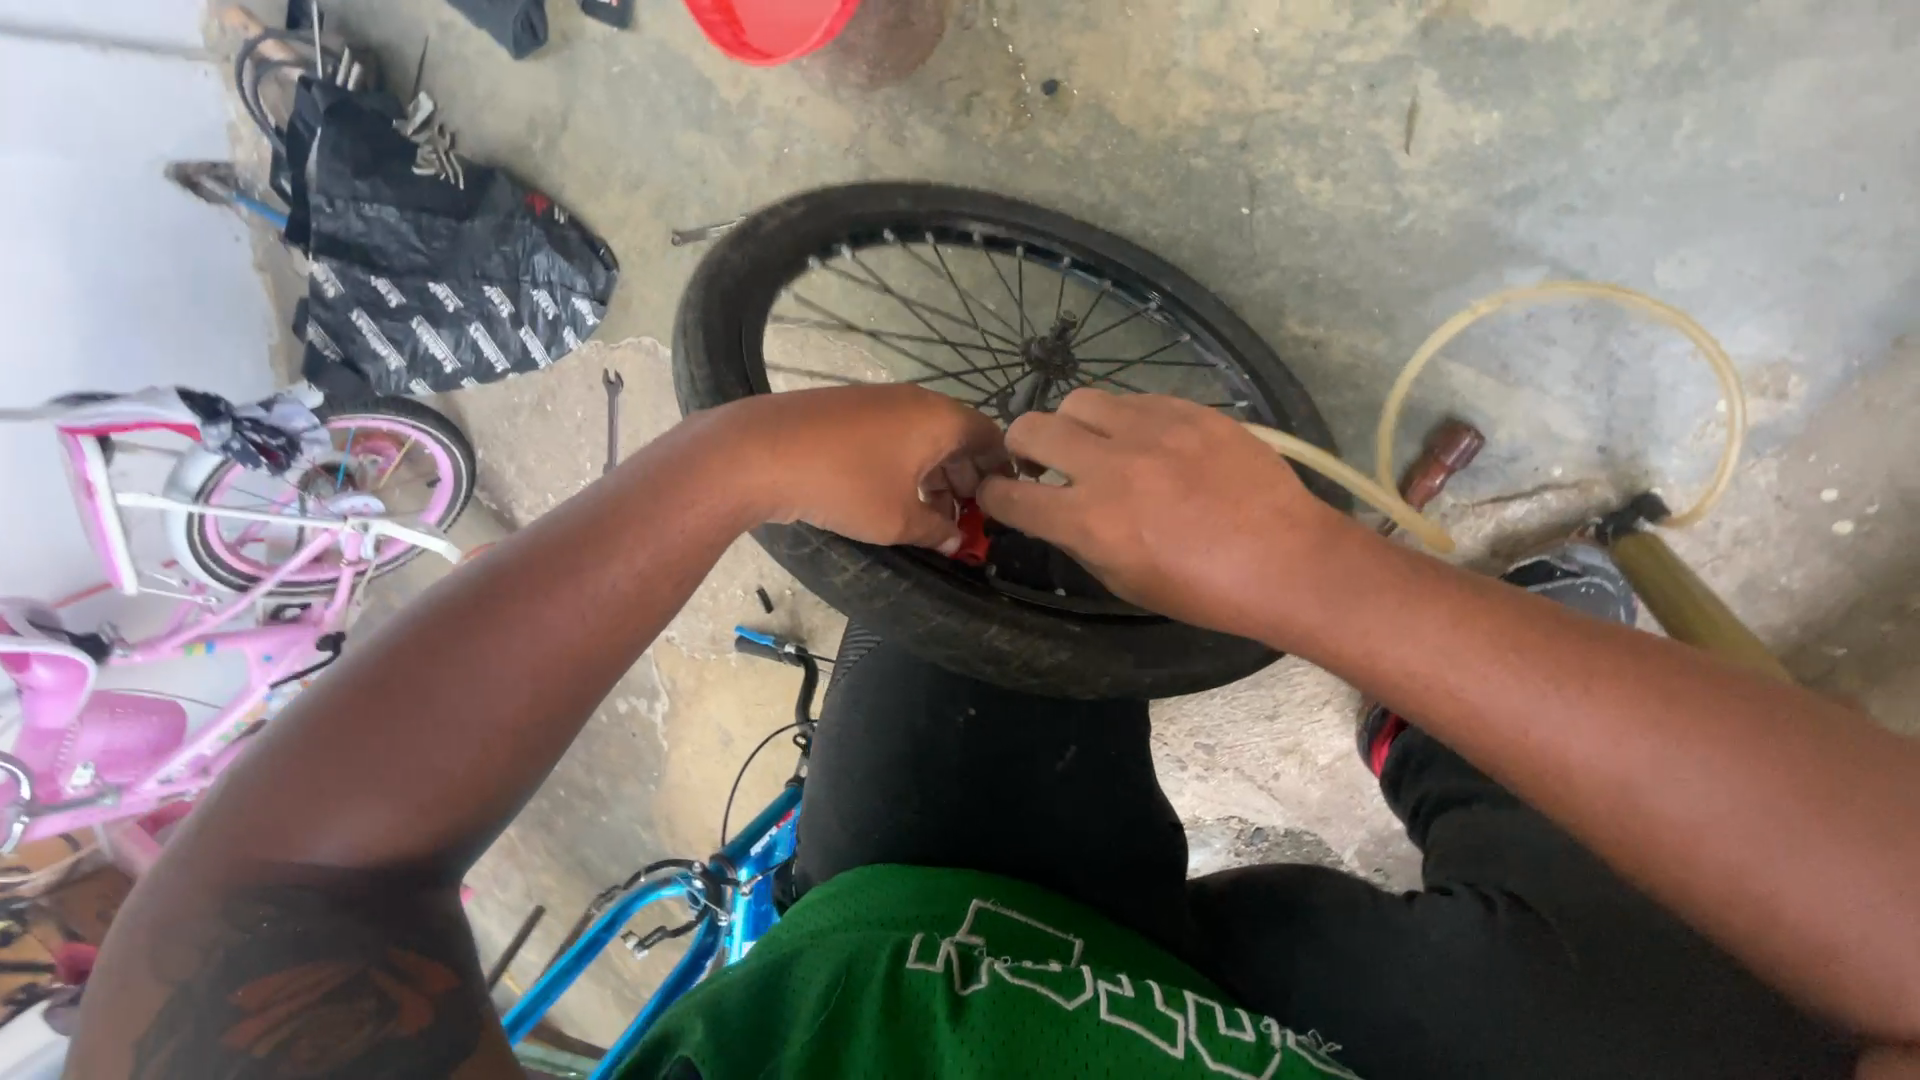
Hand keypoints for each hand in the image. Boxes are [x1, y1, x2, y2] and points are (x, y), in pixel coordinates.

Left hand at [716, 385, 1007, 553]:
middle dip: (966, 478)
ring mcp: (879, 401)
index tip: (1000, 503)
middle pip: (958, 437)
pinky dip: (904, 464)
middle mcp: (915, 401)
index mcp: (940, 419)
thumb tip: (955, 540)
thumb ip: (935, 530)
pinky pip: (894, 435)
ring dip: (934, 475)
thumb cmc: (845, 485)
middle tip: (965, 516)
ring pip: (923, 437)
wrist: (760, 453)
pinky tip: (891, 495)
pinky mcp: (847, 409)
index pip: (991, 437)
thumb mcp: (898, 520)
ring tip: (930, 514)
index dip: (1001, 471)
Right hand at [977, 389, 1355, 638]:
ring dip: (1072, 425)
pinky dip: (1122, 418)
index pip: (1011, 496)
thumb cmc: (1203, 590)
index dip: (993, 495)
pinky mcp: (1187, 410)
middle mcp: (1109, 466)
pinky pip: (1132, 398)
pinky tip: (1144, 440)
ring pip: (1078, 401)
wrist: (1286, 560)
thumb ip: (1081, 540)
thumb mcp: (1124, 581)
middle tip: (1036, 462)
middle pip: (1030, 429)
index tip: (997, 493)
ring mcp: (1150, 429)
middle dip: (1019, 447)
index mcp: (1089, 521)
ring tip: (1093, 444)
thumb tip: (1058, 511)